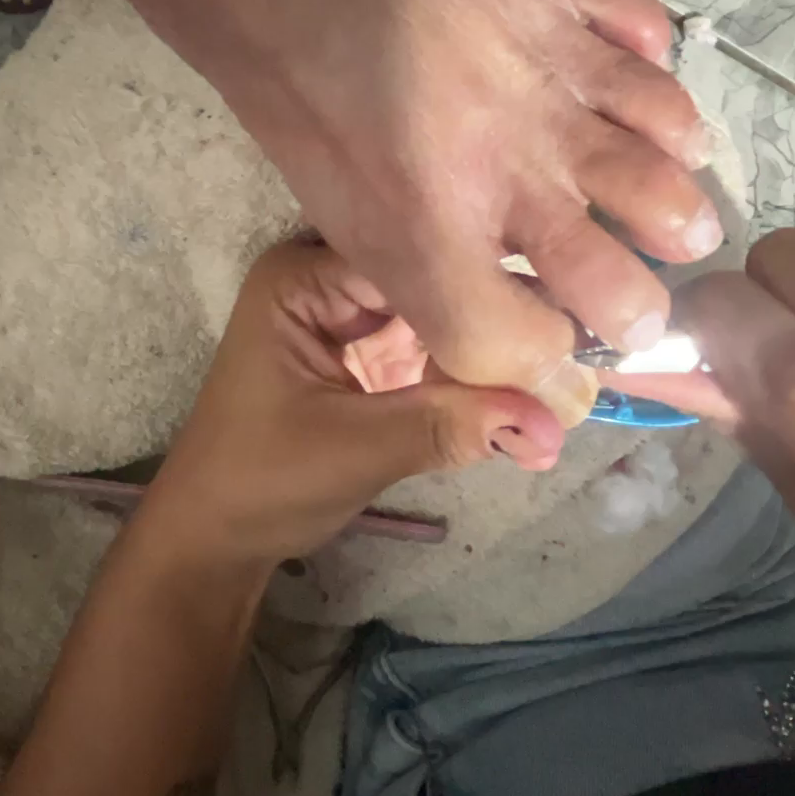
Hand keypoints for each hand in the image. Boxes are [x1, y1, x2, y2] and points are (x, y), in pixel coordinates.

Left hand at [0, 0, 719, 427]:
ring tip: (670, 208)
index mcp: (430, 245)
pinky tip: (638, 91)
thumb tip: (498, 301)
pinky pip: (652, 47)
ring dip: (675, 202)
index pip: (527, 349)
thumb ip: (422, 268)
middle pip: (625, 289)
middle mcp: (515, 178)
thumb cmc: (293, 82)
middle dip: (637, 307)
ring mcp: (559, 79)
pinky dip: (657, 81)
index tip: (553, 341)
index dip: (547, 360)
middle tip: (634, 293)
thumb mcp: (334, 206)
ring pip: (670, 171)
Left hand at [138, 240, 561, 566]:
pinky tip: (524, 395)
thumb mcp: (357, 448)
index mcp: (303, 277)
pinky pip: (432, 350)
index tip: (563, 315)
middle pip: (429, 282)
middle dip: (494, 323)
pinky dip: (470, 377)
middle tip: (577, 353)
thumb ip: (451, 425)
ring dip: (489, 354)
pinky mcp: (368, 356)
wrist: (216, 539)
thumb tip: (554, 422)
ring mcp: (350, 318)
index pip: (410, 256)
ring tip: (565, 377)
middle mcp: (326, 281)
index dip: (483, 286)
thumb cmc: (261, 482)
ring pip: (438, 317)